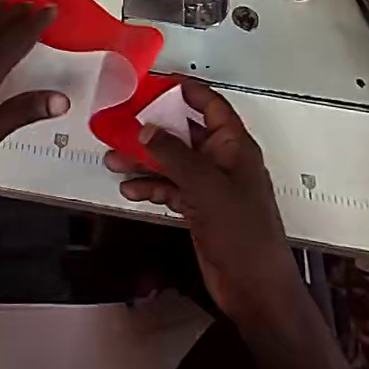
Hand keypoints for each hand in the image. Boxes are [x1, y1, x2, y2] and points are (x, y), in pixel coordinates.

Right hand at [106, 81, 302, 317]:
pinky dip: (150, 186)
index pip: (210, 105)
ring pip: (171, 161)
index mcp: (233, 146)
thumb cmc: (241, 233)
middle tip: (122, 123)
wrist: (254, 287)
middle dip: (152, 129)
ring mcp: (209, 185)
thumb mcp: (204, 186)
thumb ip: (173, 155)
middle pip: (183, 132)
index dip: (185, 89)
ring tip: (114, 161)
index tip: (155, 81)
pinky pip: (169, 187)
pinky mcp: (198, 207)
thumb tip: (147, 129)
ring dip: (144, 161)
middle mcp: (221, 160)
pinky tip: (131, 190)